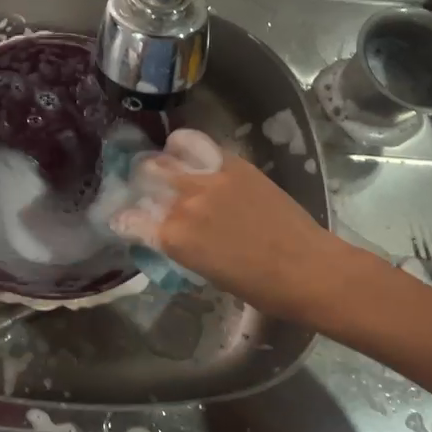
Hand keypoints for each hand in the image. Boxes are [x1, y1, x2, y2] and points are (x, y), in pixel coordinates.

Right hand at [112, 137, 348, 321]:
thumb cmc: (259, 287)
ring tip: (166, 170)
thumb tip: (163, 229)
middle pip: (142, 175)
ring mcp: (207, 178)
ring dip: (159, 163)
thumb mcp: (204, 271)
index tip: (126, 220)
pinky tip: (189, 157)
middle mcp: (183, 202)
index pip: (127, 218)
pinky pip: (195, 145)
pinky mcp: (231, 163)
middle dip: (139, 182)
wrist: (308, 269)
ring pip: (164, 156)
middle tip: (147, 189)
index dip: (123, 219)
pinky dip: (184, 148)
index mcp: (173, 237)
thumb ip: (177, 244)